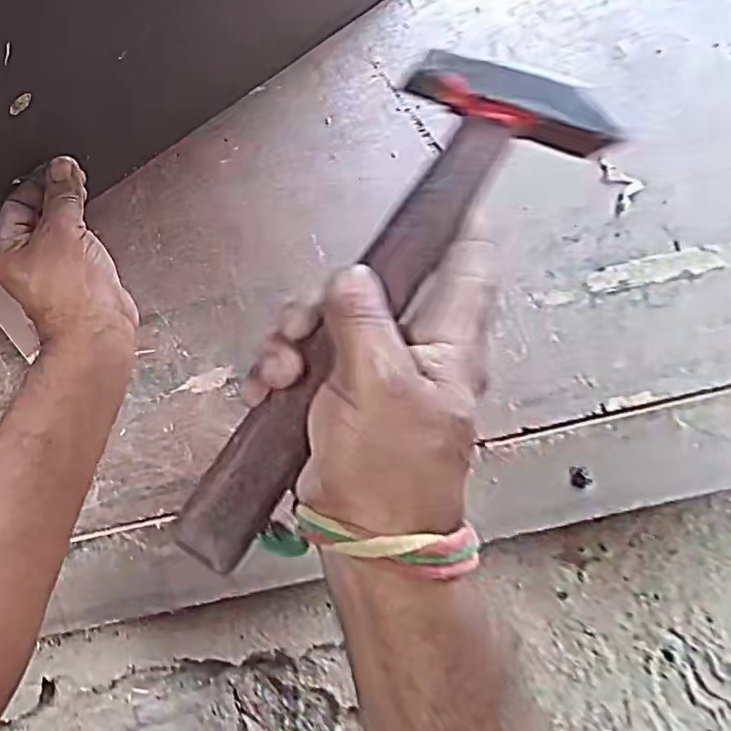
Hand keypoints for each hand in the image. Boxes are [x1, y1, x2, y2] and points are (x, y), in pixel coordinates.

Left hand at [0, 157, 138, 349]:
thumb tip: (61, 169)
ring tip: (81, 190)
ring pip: (56, 225)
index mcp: (7, 252)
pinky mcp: (75, 272)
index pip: (14, 204)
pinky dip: (82, 223)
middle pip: (35, 213)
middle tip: (71, 176)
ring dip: (69, 206)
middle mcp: (26, 260)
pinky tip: (91, 215)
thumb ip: (61, 196)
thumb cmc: (71, 298)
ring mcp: (51, 267)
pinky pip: (74, 239)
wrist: (98, 330)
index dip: (34, 182)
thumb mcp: (62, 231)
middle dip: (53, 192)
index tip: (55, 168)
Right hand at [242, 238, 496, 536]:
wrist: (358, 525)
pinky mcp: (326, 396)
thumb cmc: (387, 466)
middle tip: (297, 332)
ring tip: (277, 377)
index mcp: (442, 347)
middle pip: (359, 298)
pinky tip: (265, 393)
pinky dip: (272, 373)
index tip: (464, 205)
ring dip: (285, 346)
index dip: (464, 238)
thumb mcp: (377, 386)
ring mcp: (363, 376)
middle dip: (316, 309)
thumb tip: (352, 275)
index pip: (465, 275)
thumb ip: (363, 324)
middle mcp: (405, 354)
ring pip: (316, 330)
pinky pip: (293, 364)